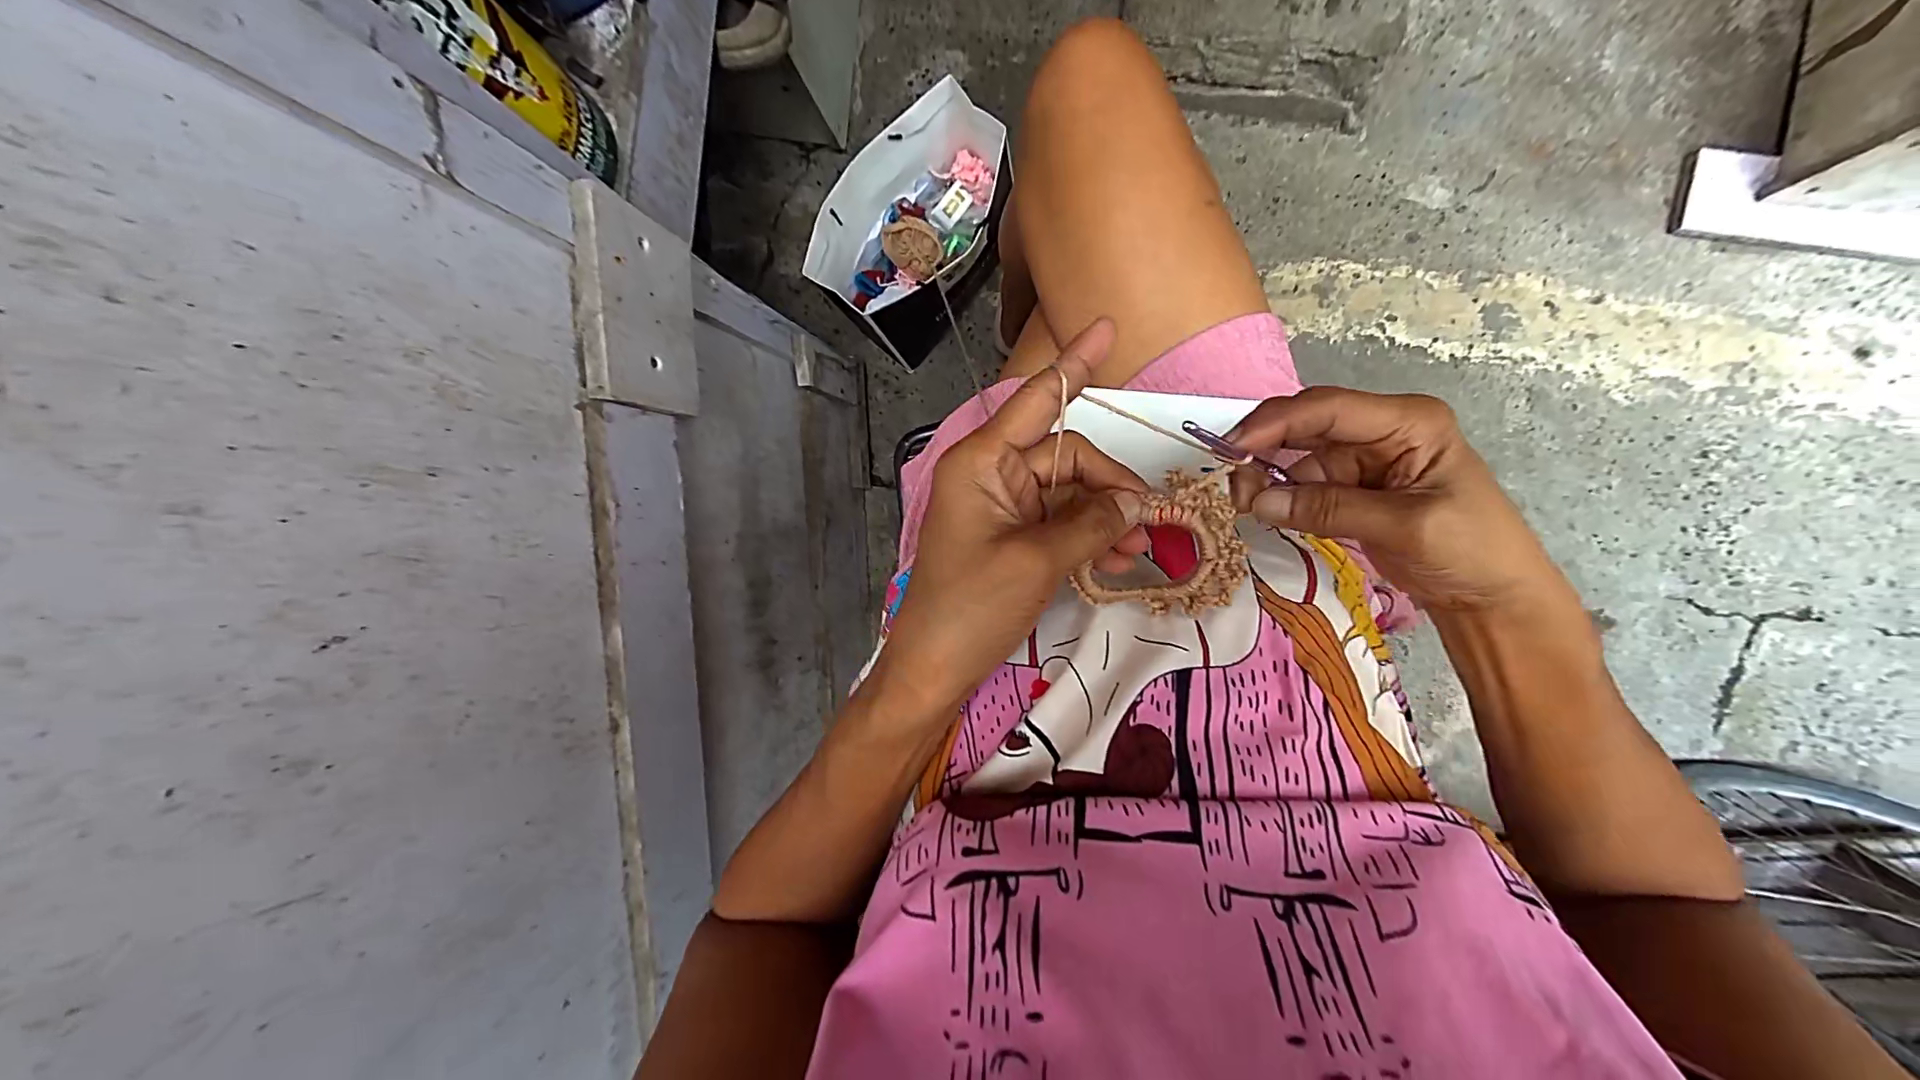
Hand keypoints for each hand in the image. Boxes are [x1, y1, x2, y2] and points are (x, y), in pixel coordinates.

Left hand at [882, 319, 1149, 711]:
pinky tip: (1113, 560)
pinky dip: (1088, 535)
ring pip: (1070, 492)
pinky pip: (1060, 520)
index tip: (1107, 327)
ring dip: (1105, 516)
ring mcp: (1001, 506)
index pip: (1037, 401)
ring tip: (1135, 551)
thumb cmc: (971, 609)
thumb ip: (1091, 524)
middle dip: (1110, 485)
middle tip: (1148, 521)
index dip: (1074, 364)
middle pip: (1067, 456)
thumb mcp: (1037, 562)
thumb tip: (1137, 504)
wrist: (935, 666)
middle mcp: (991, 473)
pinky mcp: (1010, 534)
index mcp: (982, 462)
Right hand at [1225, 386, 1564, 611]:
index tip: (1232, 448)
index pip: (1328, 409)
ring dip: (1266, 477)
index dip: (1275, 423)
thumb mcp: (1403, 526)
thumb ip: (1330, 509)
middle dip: (1264, 448)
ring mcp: (1362, 460)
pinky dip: (1279, 496)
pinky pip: (1302, 484)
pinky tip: (1264, 510)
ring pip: (1296, 457)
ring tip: (1245, 505)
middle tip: (1231, 483)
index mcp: (1408, 422)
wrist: (1492, 596)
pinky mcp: (1349, 489)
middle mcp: (1380, 431)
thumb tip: (1259, 502)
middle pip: (1306, 426)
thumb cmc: (1471, 550)